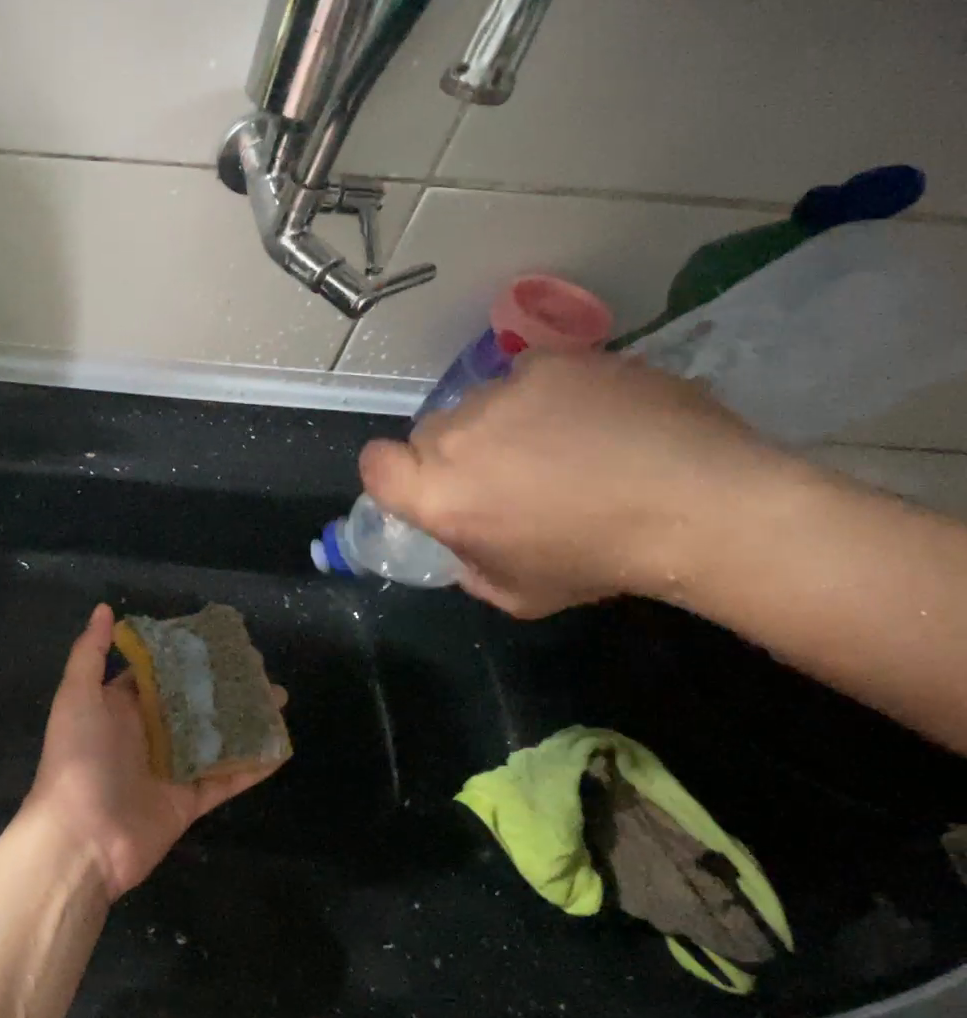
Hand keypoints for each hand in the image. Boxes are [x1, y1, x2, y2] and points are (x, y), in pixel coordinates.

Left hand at [22, 604, 285, 900]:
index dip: (185, 654)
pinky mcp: (189, 801)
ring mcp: (170, 769)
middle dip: (223, 683)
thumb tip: (103, 608)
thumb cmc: (78, 759)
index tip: (220, 636)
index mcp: (119, 706)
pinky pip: (226, 779)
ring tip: (281, 696)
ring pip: (214, 737)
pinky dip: (253, 764)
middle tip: (260, 665)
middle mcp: (146, 733)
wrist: (82, 839)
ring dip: (245, 717)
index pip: (157, 672)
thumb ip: (89, 653)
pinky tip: (282, 745)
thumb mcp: (77, 696)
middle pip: (192, 702)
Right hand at [359, 352, 798, 617]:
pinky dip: (548, 395)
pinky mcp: (554, 361)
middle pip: (429, 434)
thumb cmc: (602, 561)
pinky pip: (528, 376)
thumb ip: (467, 563)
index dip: (394, 475)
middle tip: (511, 474)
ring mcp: (506, 392)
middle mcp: (458, 435)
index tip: (428, 487)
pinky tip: (593, 417)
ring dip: (504, 423)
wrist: (705, 506)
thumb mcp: (515, 593)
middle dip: (456, 453)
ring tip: (566, 443)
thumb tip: (462, 540)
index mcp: (439, 496)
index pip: (374, 465)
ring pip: (480, 403)